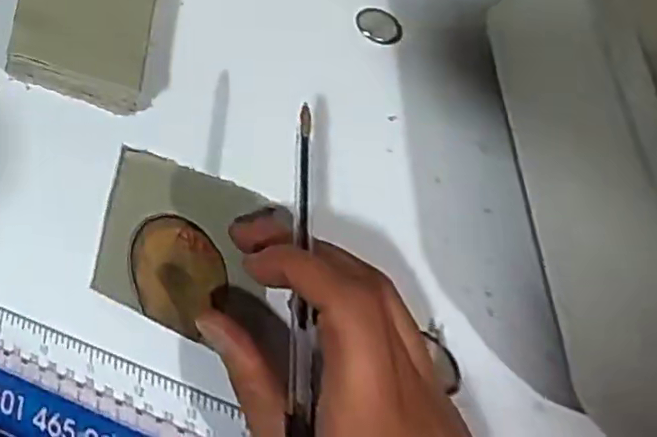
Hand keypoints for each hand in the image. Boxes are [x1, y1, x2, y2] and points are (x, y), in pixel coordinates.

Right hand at [196, 209, 469, 436]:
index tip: (253, 260)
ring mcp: (437, 399)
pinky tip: (323, 317)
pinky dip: (355, 301)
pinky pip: (400, 330)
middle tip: (256, 245)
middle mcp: (415, 390)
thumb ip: (252, 379)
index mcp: (373, 401)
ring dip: (332, 269)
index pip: (344, 296)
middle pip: (369, 285)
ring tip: (283, 268)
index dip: (294, 260)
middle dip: (307, 250)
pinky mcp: (442, 411)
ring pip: (390, 301)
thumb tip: (214, 318)